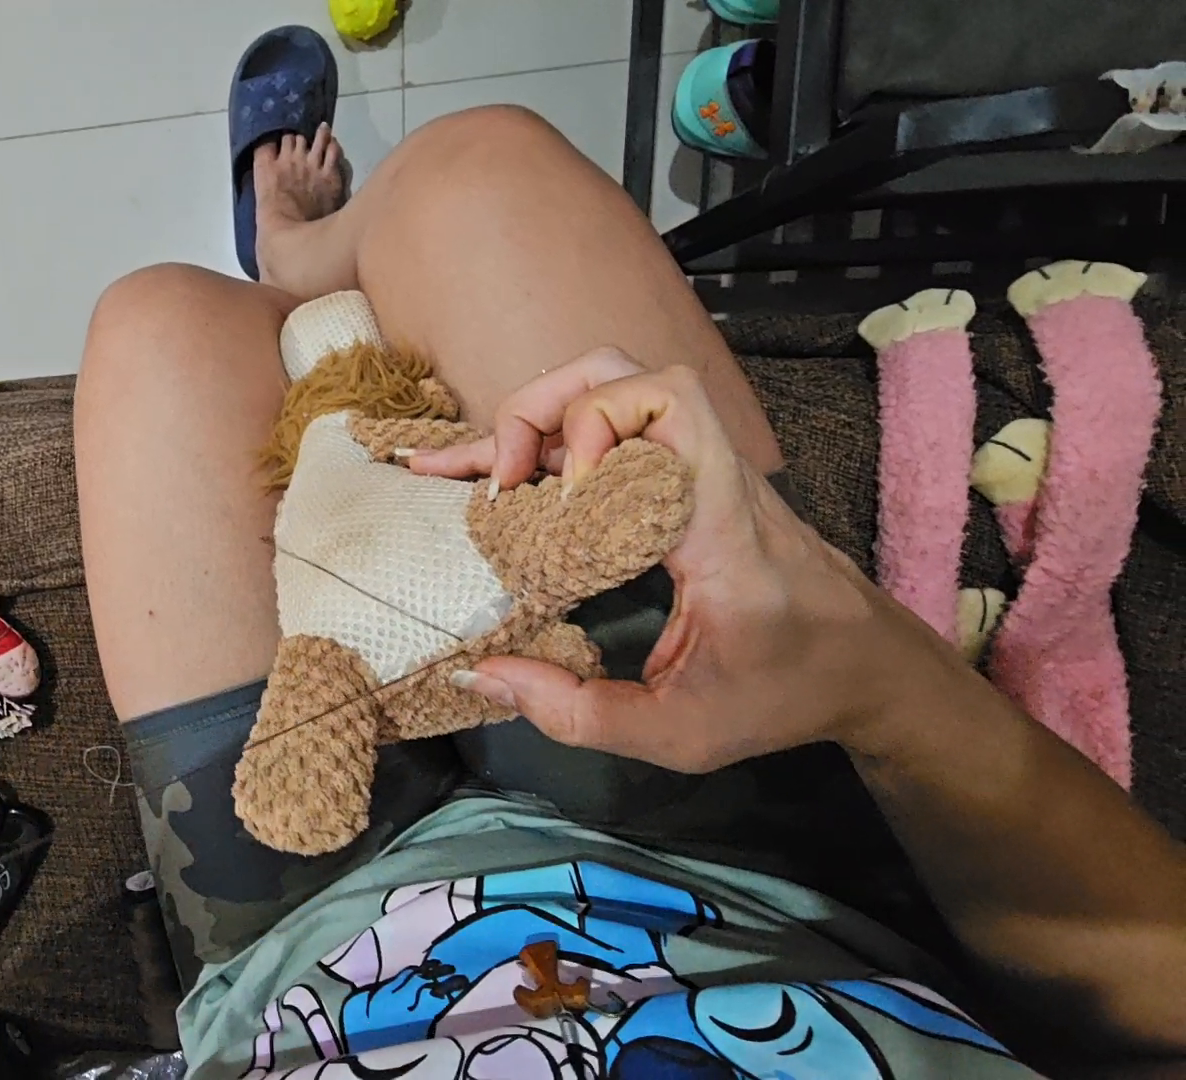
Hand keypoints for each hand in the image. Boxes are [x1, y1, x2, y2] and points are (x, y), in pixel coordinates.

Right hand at [410, 348, 943, 771]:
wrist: (869, 668)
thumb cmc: (779, 696)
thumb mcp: (676, 734)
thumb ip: (573, 712)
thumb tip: (479, 673)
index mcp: (719, 528)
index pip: (671, 407)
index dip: (592, 428)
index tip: (551, 501)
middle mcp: (709, 476)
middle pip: (626, 372)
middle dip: (541, 409)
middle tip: (499, 479)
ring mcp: (694, 468)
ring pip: (613, 382)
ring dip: (537, 415)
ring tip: (487, 472)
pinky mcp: (679, 476)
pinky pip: (608, 427)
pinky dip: (545, 440)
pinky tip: (501, 474)